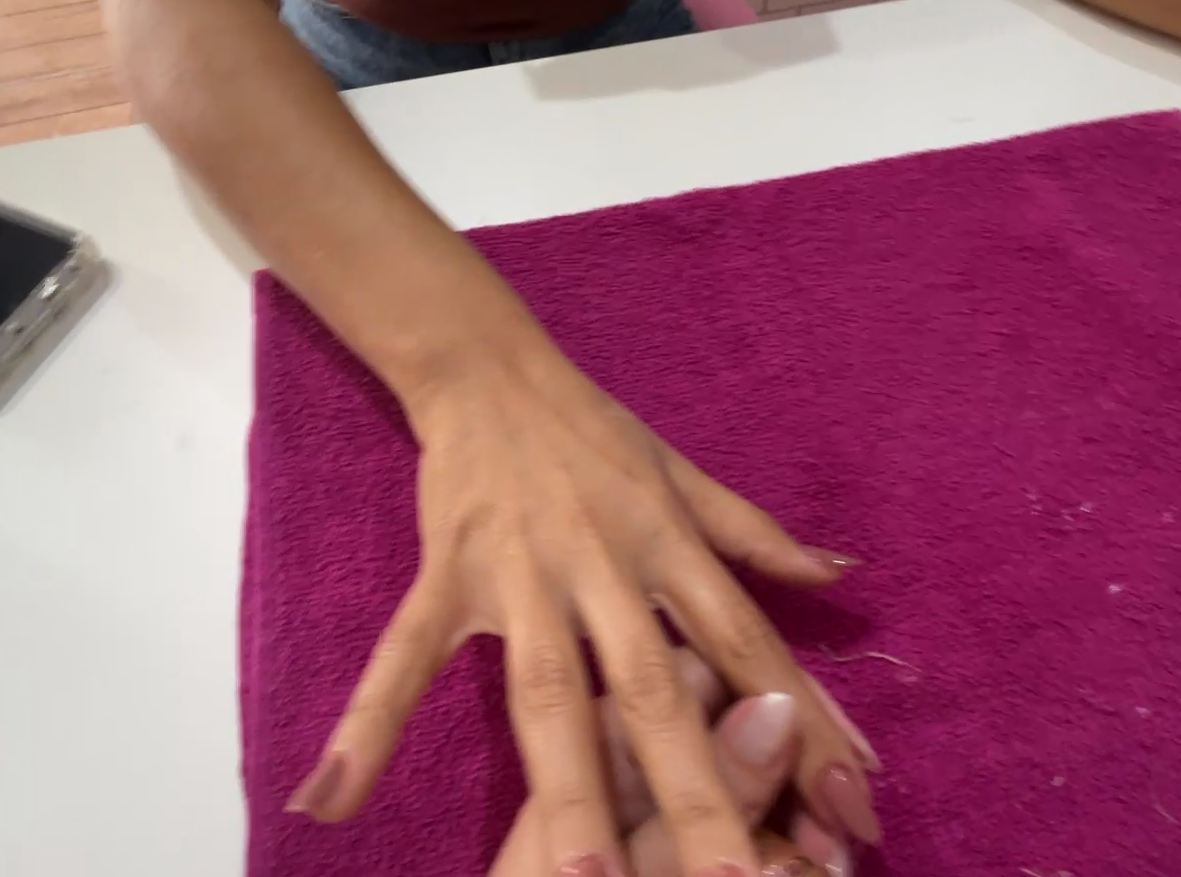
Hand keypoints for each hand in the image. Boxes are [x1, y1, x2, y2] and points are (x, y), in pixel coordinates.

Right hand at [287, 352, 878, 874]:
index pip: (745, 640)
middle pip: (656, 685)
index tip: (851, 805)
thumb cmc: (596, 428)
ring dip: (566, 782)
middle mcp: (604, 564)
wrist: (494, 374)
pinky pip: (408, 652)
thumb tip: (842, 575)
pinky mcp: (449, 572)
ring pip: (549, 689)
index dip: (803, 721)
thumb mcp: (684, 471)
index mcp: (667, 540)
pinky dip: (371, 719)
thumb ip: (756, 532)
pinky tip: (329, 798)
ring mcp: (521, 573)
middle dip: (699, 787)